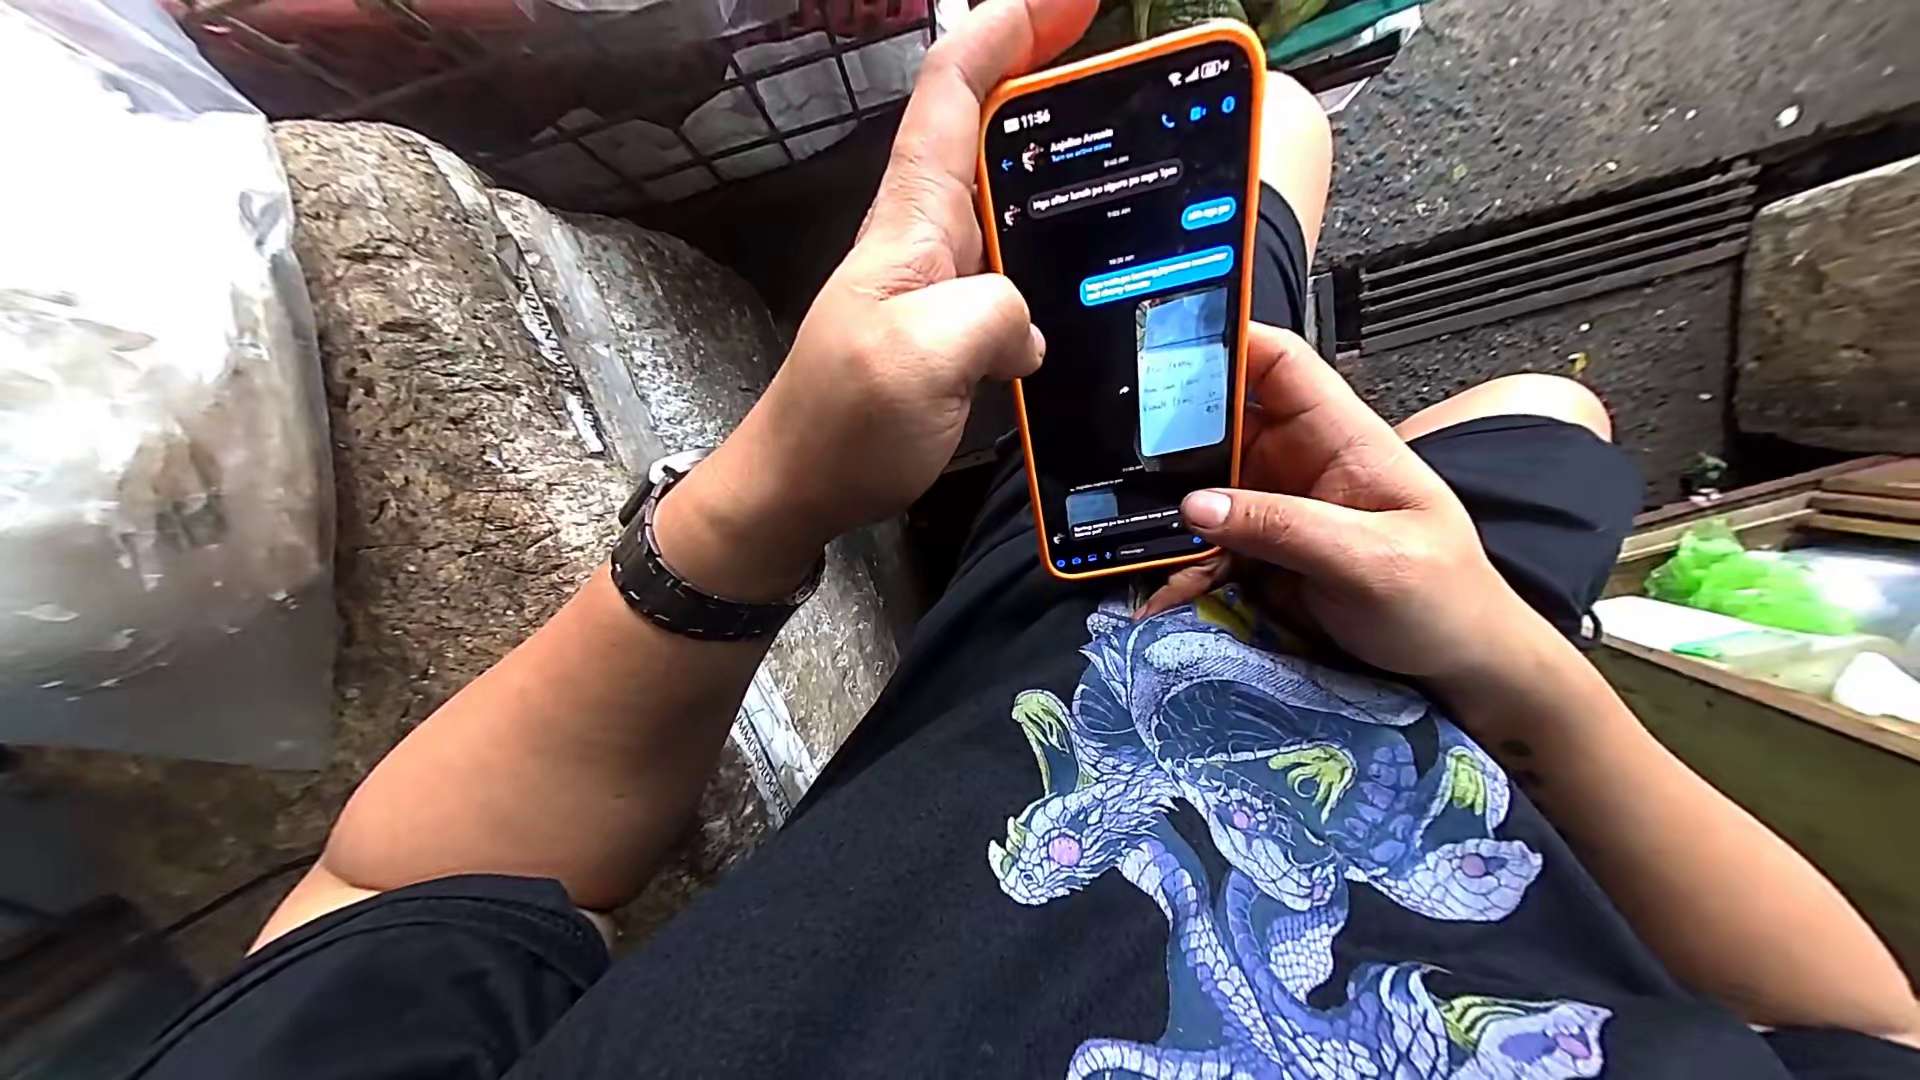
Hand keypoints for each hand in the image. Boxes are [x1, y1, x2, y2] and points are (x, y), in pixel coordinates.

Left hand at [654, 0, 1098, 600]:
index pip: (953, 94)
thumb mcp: (921, 355)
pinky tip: (1087, 293)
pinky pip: (1011, 290)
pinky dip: (1050, 275)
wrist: (803, 485)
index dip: (1008, 30)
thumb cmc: (846, 421)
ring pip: (1006, 220)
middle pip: (988, 145)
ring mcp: (940, 298)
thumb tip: (1027, 331)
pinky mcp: (950, 345)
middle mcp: (927, 245)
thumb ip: (990, 313)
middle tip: (1136, 101)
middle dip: (1052, 100)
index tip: (1077, 2)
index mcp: (911, 223)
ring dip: (1060, 192)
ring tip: (1132, 189)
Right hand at [1142, 325, 1545, 680]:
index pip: (1278, 363)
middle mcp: (1293, 461)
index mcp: (1338, 436)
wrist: (1443, 662)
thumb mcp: (1373, 558)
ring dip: (1161, 504)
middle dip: (1168, 430)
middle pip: (1218, 423)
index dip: (1226, 339)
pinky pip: (1199, 542)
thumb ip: (1285, 526)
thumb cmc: (1440, 598)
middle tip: (1115, 446)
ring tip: (1124, 520)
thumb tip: (1196, 507)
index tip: (1162, 343)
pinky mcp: (1250, 546)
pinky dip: (1174, 559)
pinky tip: (1155, 581)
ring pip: (1196, 487)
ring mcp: (1266, 505)